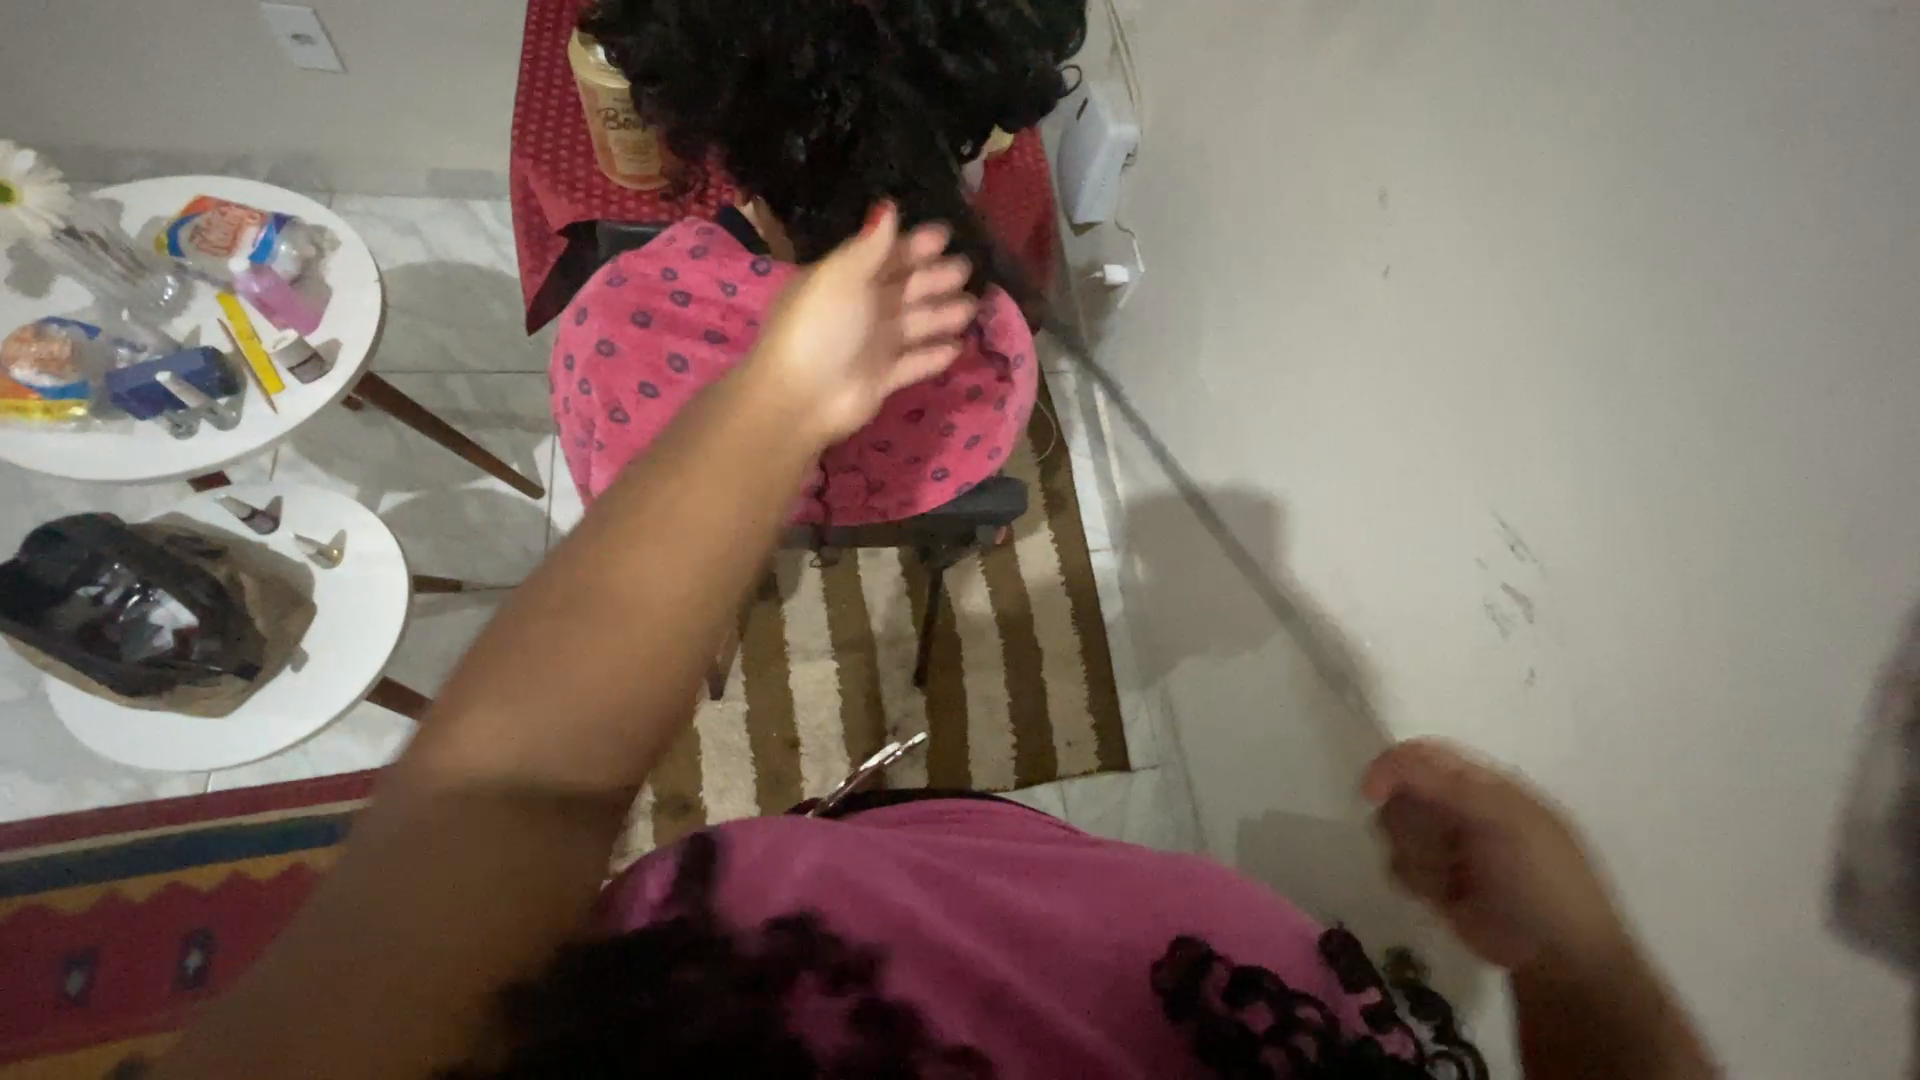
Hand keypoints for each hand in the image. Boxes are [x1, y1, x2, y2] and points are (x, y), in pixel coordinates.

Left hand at [745, 202, 976, 445]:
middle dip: (934, 279)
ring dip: (941, 315)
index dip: (914, 246)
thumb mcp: (841, 276)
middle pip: (904, 289)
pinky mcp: (882, 380)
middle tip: (965, 269)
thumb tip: (889, 207)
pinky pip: (914, 364)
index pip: (884, 257)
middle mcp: (860, 310)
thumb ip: (871, 246)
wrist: (802, 396)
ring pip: (914, 325)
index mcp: (845, 280)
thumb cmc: (821, 327)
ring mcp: (871, 347)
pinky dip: (933, 356)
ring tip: (971, 307)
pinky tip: (956, 348)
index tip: (945, 235)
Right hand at [1362, 739, 1633, 975]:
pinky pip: (1395, 864)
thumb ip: (1448, 785)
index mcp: (1482, 784)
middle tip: (1447, 851)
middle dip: (1413, 825)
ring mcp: (1443, 843)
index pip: (1419, 755)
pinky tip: (1445, 897)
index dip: (1389, 768)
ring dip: (1418, 857)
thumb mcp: (1509, 821)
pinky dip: (1415, 880)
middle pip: (1398, 793)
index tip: (1373, 795)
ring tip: (1453, 881)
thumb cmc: (1542, 881)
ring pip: (1392, 829)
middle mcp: (1457, 807)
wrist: (1558, 959)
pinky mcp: (1431, 878)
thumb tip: (1380, 773)